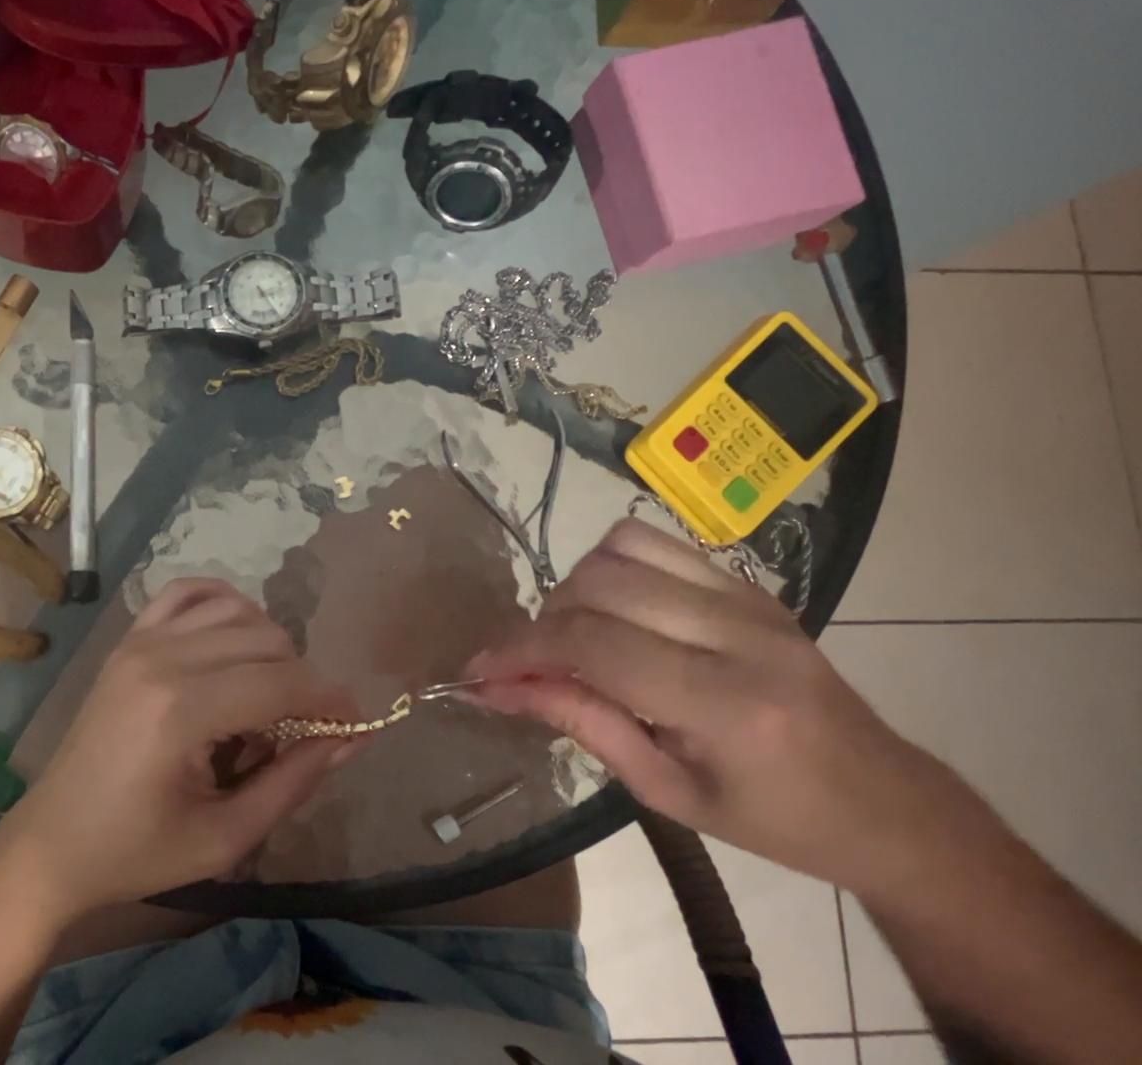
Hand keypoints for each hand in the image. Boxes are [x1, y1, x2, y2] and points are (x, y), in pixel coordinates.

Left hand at [0, 579, 354, 923]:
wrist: (52, 843)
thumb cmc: (136, 852)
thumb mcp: (224, 838)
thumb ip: (293, 782)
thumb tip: (351, 737)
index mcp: (181, 712)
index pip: (283, 682)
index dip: (331, 700)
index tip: (355, 724)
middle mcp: (160, 659)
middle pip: (266, 639)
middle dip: (301, 679)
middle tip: (301, 729)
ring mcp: (138, 642)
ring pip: (234, 610)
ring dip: (267, 644)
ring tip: (266, 696)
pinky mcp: (126, 641)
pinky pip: (184, 592)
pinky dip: (221, 603)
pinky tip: (232, 639)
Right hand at [467, 519, 988, 891]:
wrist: (887, 803)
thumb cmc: (773, 820)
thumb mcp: (665, 792)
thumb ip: (581, 724)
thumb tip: (496, 689)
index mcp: (727, 705)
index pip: (594, 646)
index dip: (520, 651)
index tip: (476, 672)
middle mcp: (741, 634)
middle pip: (599, 587)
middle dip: (541, 622)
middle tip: (531, 667)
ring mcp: (751, 598)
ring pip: (620, 549)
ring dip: (574, 589)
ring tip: (574, 636)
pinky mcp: (751, 584)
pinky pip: (654, 544)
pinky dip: (610, 568)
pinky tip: (613, 612)